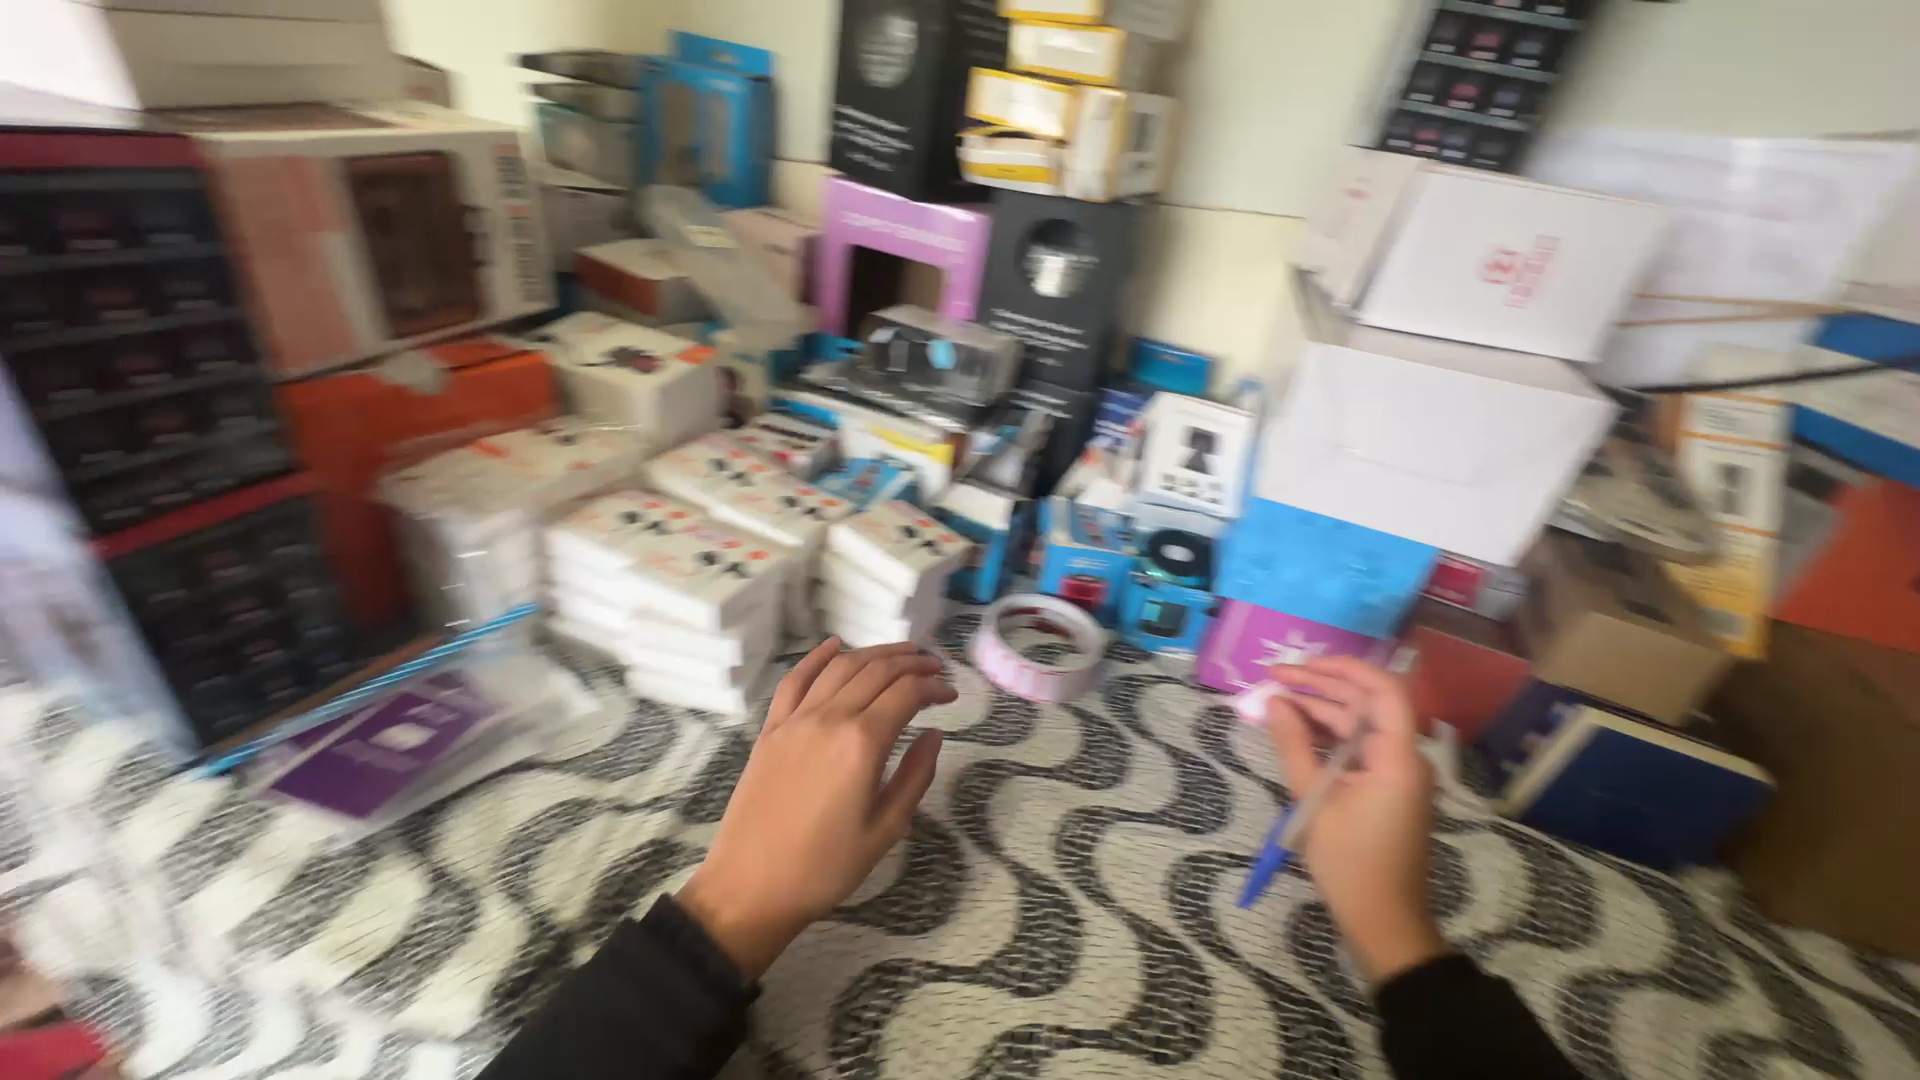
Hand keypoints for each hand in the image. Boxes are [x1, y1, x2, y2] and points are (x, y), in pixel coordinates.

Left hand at [676, 639, 956, 978]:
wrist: (751, 887)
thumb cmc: (826, 867)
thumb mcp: (886, 830)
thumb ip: (915, 776)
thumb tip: (934, 734)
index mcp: (862, 744)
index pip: (907, 693)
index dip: (934, 687)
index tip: (950, 694)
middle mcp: (830, 718)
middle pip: (877, 671)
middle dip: (911, 662)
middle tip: (934, 667)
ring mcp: (796, 719)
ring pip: (841, 666)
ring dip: (875, 653)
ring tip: (901, 653)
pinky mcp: (771, 728)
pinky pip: (796, 679)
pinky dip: (818, 656)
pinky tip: (835, 645)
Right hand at [1264, 656, 1446, 983]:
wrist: (1384, 921)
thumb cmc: (1349, 863)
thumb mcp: (1313, 801)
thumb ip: (1293, 746)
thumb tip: (1275, 701)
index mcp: (1397, 759)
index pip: (1383, 691)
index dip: (1344, 668)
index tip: (1300, 665)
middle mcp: (1404, 757)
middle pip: (1366, 702)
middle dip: (1319, 684)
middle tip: (1272, 676)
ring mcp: (1396, 772)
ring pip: (1359, 723)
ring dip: (1319, 707)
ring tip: (1274, 696)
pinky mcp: (1385, 786)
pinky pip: (1357, 745)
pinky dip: (1327, 732)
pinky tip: (1294, 726)